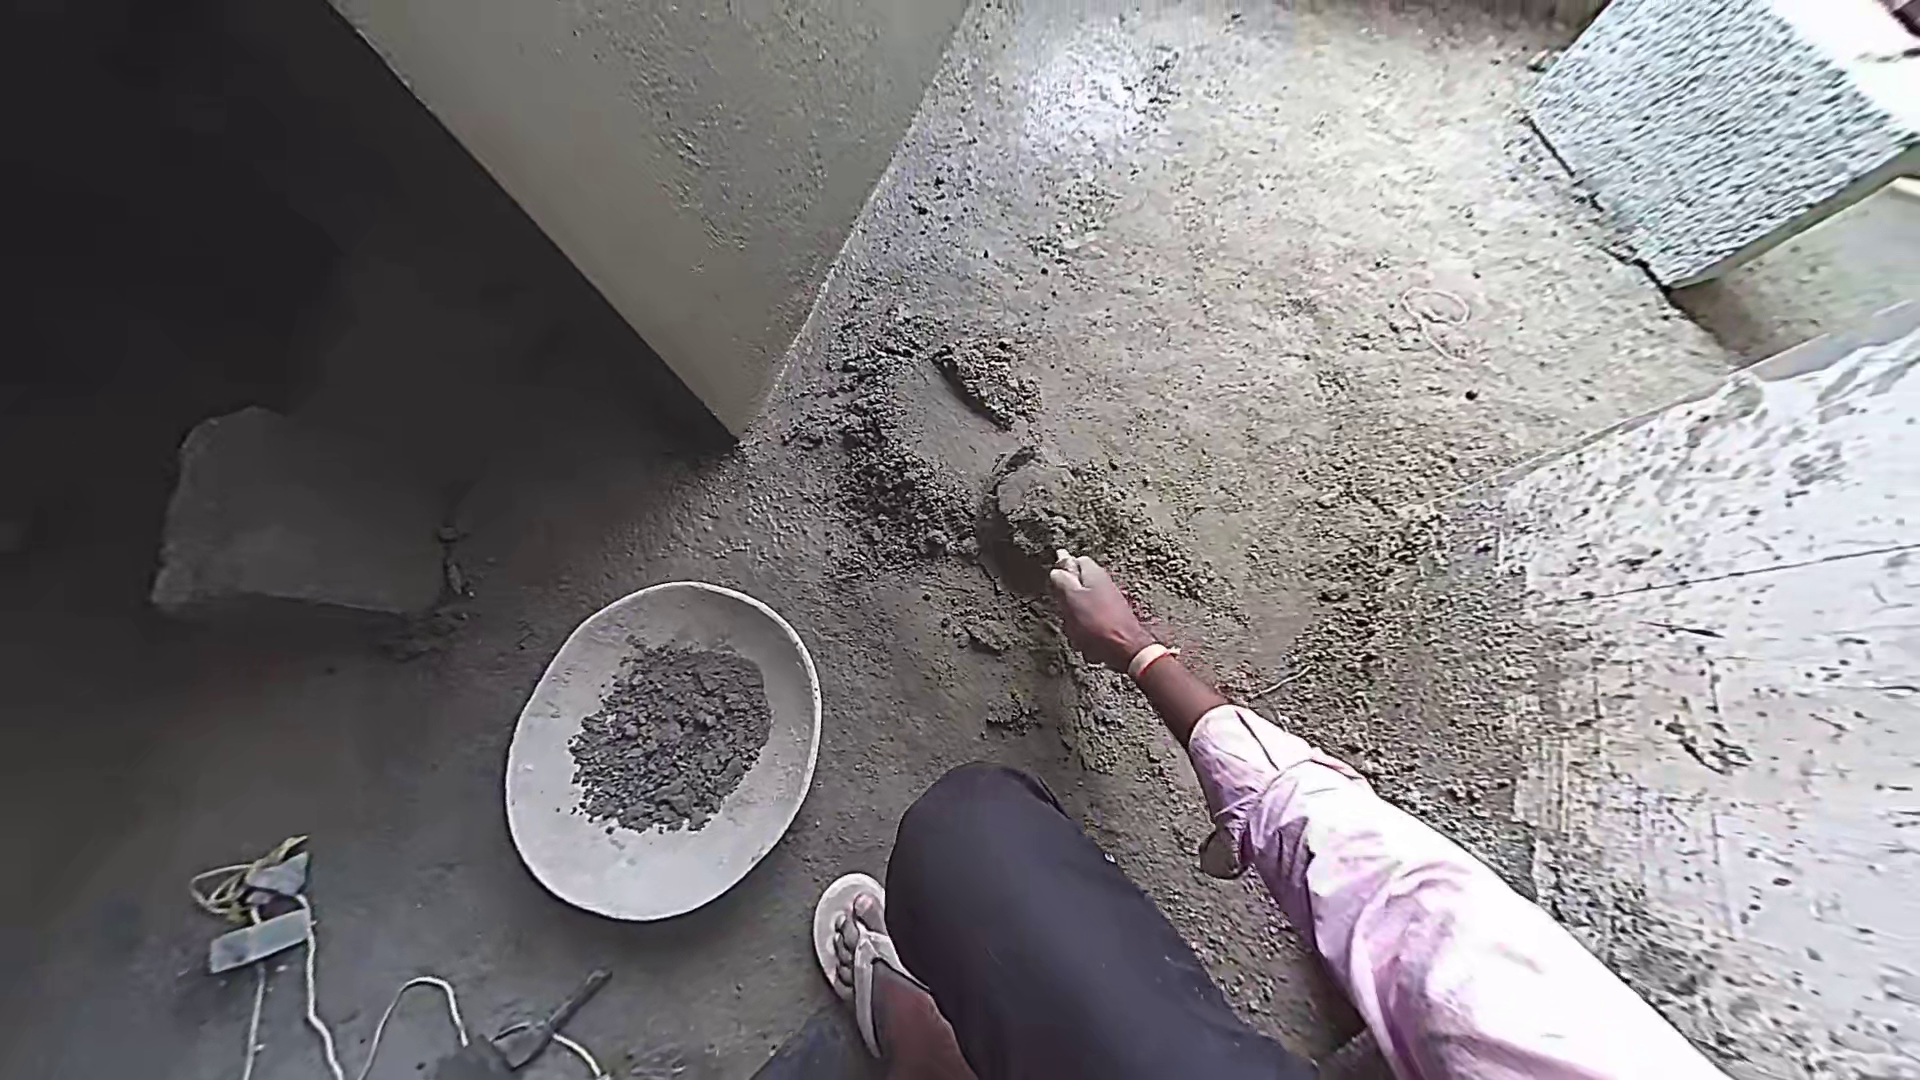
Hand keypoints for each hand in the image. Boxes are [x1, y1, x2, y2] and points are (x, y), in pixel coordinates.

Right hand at [1048, 550, 1155, 670]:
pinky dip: (1085, 631)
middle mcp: (1104, 585)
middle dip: (1067, 600)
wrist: (1125, 650)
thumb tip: (1056, 571)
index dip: (1063, 572)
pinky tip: (1086, 640)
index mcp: (1095, 574)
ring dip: (1074, 619)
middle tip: (1067, 611)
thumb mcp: (1071, 597)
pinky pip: (1090, 623)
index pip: (1076, 561)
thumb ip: (1062, 580)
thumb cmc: (1099, 624)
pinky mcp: (1111, 620)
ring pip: (1081, 607)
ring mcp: (1109, 603)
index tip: (1057, 586)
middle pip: (1077, 586)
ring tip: (1077, 629)